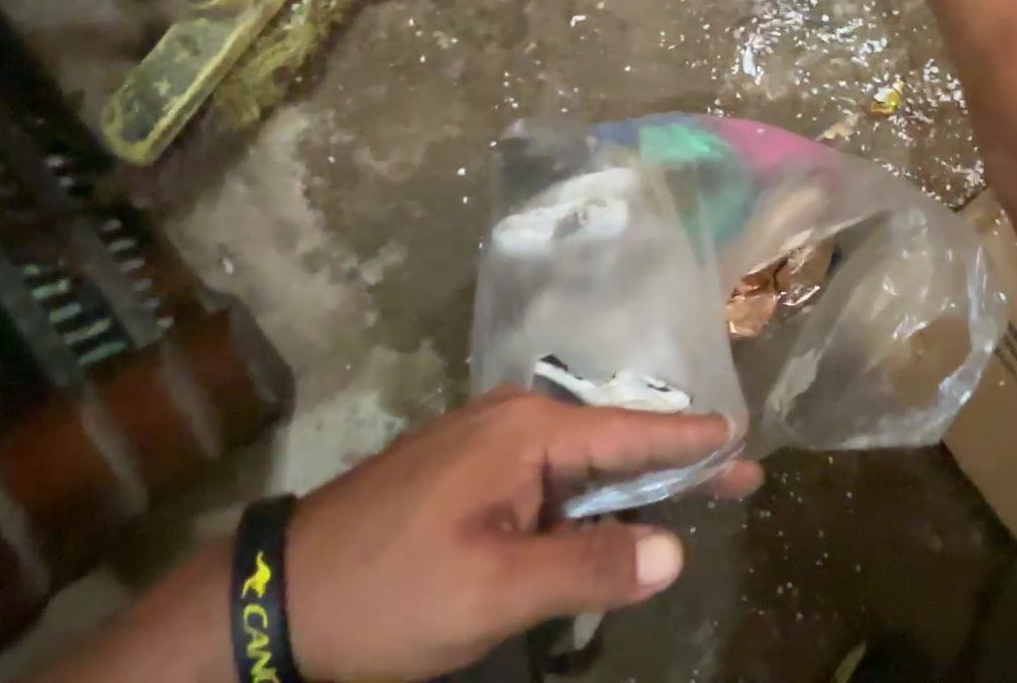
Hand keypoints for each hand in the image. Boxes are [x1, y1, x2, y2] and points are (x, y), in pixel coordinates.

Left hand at [283, 390, 761, 680]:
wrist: (273, 597)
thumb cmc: (390, 590)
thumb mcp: (494, 589)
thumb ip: (589, 566)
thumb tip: (674, 551)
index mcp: (528, 431)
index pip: (631, 431)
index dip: (691, 439)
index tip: (743, 436)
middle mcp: (513, 420)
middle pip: (611, 443)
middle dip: (672, 464)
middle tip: (736, 475)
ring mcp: (486, 441)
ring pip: (578, 465)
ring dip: (626, 489)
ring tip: (683, 500)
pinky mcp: (467, 469)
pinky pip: (545, 478)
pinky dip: (583, 501)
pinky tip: (603, 522)